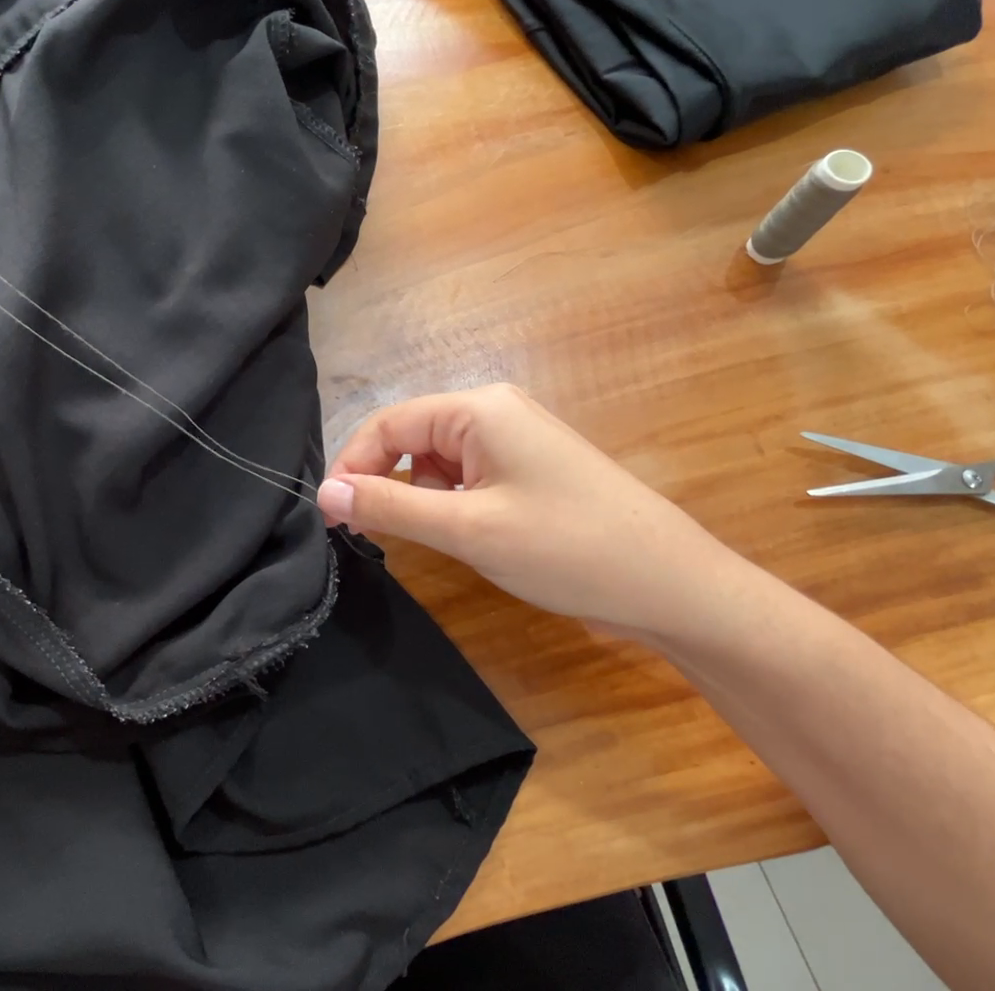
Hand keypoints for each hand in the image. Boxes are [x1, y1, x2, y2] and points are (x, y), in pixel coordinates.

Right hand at [317, 384, 751, 636]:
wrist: (671, 586)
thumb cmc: (566, 548)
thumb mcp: (467, 529)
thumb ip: (389, 507)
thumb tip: (323, 493)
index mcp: (479, 409)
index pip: (387, 424)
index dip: (351, 467)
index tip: (330, 518)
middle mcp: (495, 412)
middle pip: (410, 438)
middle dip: (383, 483)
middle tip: (365, 534)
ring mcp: (516, 441)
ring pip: (435, 461)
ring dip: (416, 497)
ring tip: (425, 539)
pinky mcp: (529, 472)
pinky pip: (466, 478)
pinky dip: (447, 505)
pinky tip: (460, 536)